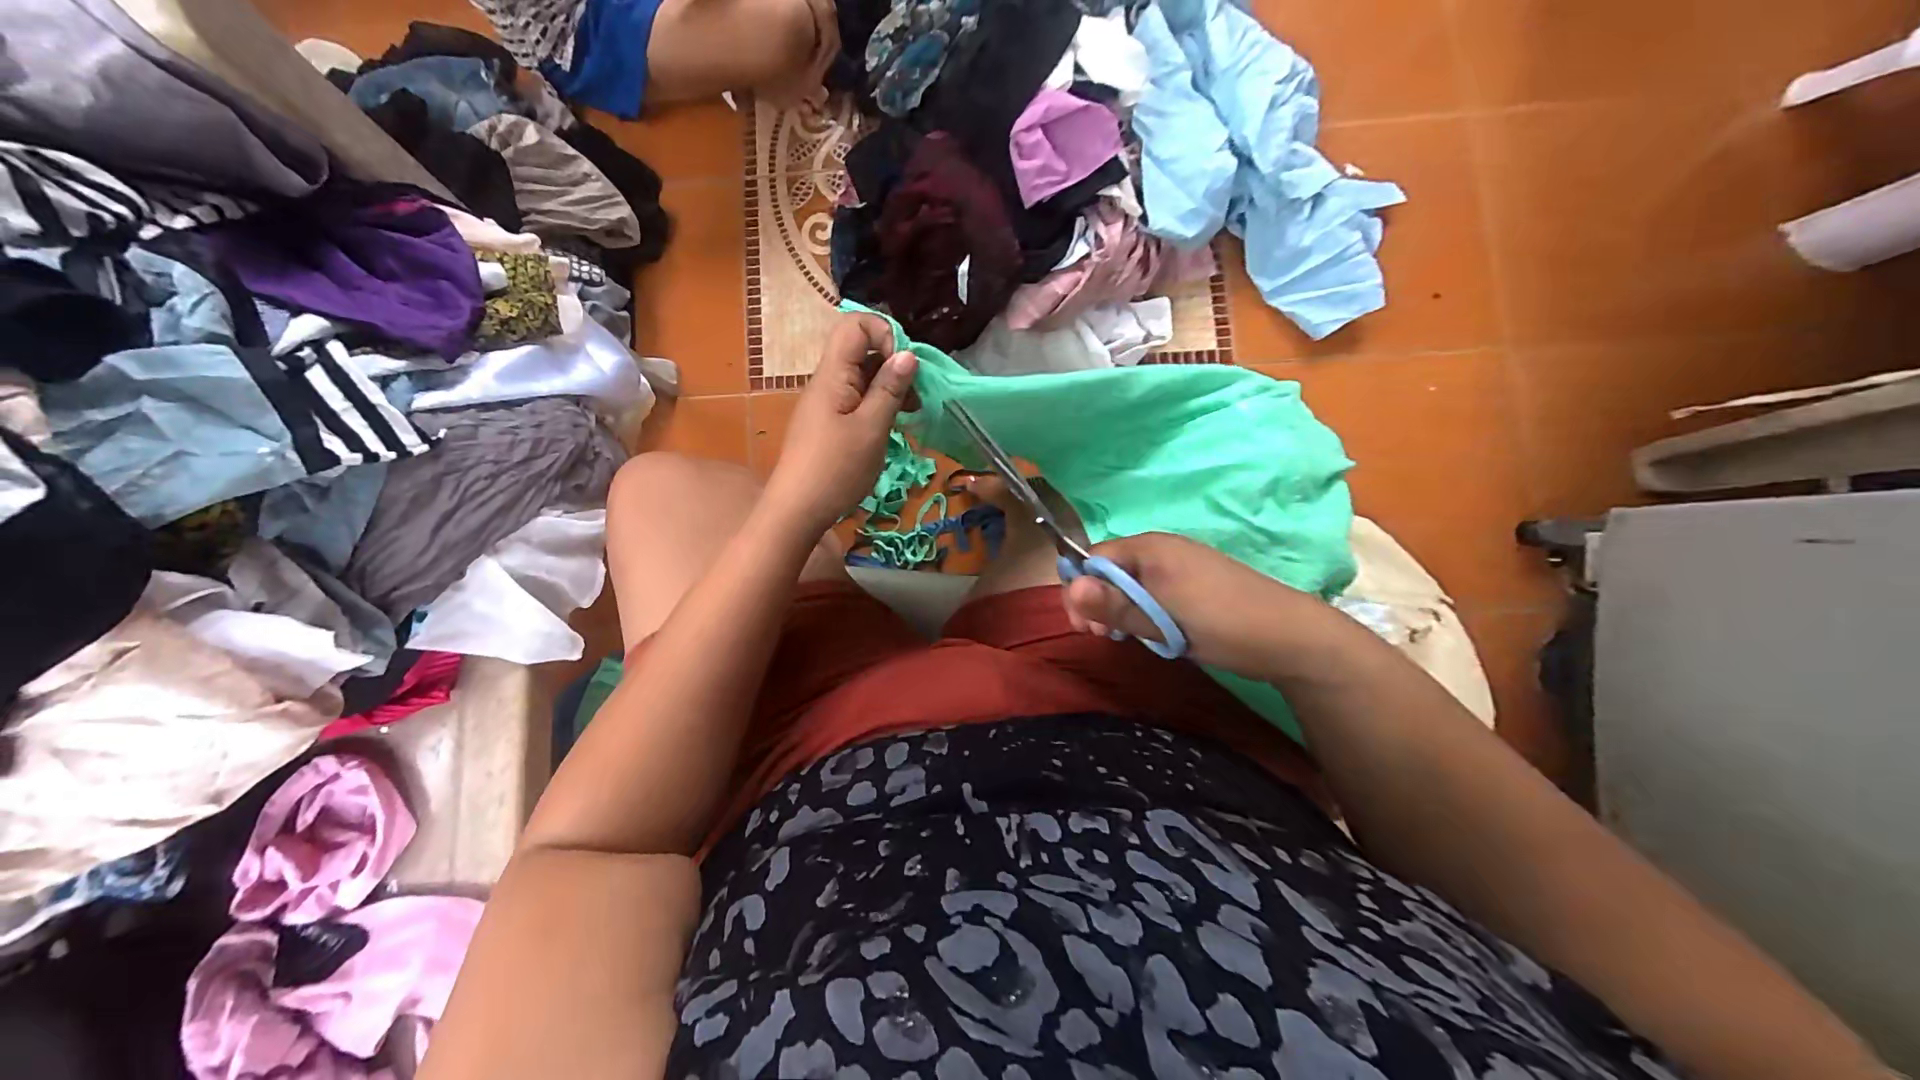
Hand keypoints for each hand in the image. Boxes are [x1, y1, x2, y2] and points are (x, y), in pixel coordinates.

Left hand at [763, 313, 918, 534]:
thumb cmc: (835, 470)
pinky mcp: (830, 423)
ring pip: (863, 376)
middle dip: (894, 362)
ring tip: (911, 412)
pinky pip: (858, 399)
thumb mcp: (871, 429)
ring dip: (891, 387)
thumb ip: (890, 390)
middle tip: (917, 394)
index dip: (885, 334)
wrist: (797, 511)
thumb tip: (909, 353)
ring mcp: (828, 403)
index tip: (905, 366)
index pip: (855, 325)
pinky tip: (895, 425)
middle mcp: (828, 382)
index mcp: (832, 375)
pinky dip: (880, 404)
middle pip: (861, 349)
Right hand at [1061, 532, 1332, 674]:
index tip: (1086, 627)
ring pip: (1133, 584)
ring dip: (1123, 610)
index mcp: (1151, 547)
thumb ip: (1115, 604)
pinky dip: (1146, 612)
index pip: (1095, 558)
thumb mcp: (1161, 618)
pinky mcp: (1194, 586)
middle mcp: (1162, 550)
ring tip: (1130, 638)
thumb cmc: (1222, 622)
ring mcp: (1181, 567)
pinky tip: (1156, 633)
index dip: (1083, 590)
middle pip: (1111, 571)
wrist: (1291, 638)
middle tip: (1106, 637)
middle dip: (1100, 602)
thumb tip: (1069, 589)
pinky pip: (1154, 593)